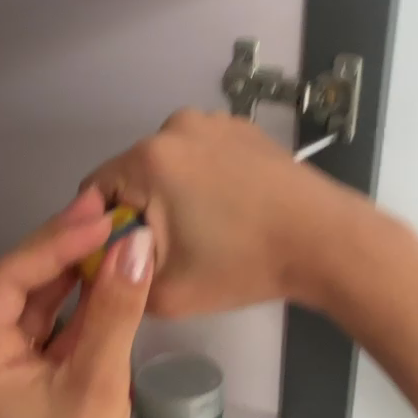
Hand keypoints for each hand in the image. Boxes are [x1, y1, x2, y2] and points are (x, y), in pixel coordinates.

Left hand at [0, 188, 153, 417]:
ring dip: (77, 280)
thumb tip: (137, 243)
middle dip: (68, 253)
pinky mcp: (19, 387)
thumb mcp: (96, 384)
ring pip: (36, 309)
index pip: (10, 276)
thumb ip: (115, 309)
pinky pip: (47, 336)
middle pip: (20, 287)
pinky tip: (110, 285)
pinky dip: (78, 314)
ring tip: (117, 240)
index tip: (106, 212)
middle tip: (114, 215)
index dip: (59, 239)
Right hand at [82, 110, 378, 317]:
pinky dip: (203, 182)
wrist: (324, 242)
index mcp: (149, 158)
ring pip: (167, 166)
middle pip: (131, 176)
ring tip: (206, 233)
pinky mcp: (243, 129)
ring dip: (172, 197)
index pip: (93, 194)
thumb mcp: (168, 295)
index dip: (102, 231)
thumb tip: (108, 269)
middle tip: (171, 253)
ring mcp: (214, 122)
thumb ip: (120, 284)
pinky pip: (201, 157)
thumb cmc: (244, 266)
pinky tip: (231, 212)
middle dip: (141, 213)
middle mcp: (175, 126)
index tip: (127, 259)